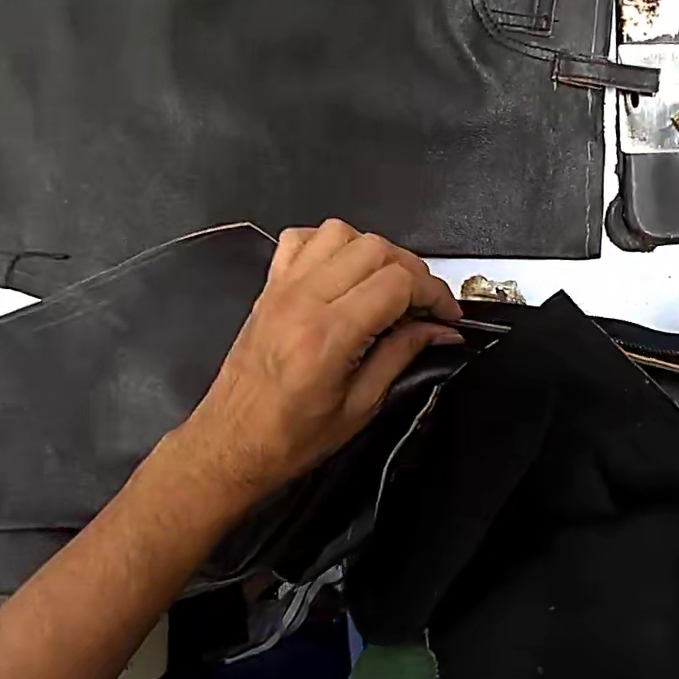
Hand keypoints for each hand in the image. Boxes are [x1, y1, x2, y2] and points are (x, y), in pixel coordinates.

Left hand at [141, 220, 462, 515]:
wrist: (231, 444)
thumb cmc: (288, 437)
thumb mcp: (361, 405)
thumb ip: (403, 355)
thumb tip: (437, 330)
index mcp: (327, 336)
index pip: (397, 282)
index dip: (435, 293)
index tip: (447, 313)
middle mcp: (302, 302)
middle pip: (375, 249)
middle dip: (414, 271)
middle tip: (425, 303)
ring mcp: (282, 289)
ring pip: (341, 233)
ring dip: (375, 253)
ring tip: (387, 285)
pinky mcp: (270, 289)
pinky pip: (301, 239)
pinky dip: (331, 245)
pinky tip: (345, 271)